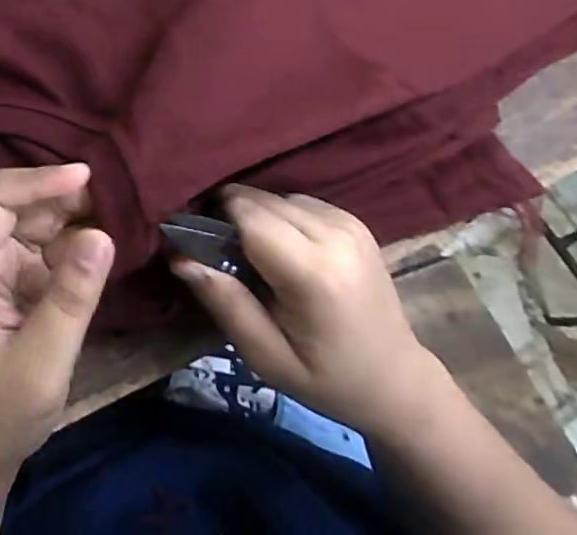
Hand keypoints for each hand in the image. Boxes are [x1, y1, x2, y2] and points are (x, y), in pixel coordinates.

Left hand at [0, 164, 115, 481]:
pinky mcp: (32, 283)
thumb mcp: (40, 363)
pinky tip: (116, 240)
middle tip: (121, 198)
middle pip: (24, 202)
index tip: (86, 177)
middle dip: (68, 194)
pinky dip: (86, 239)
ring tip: (126, 213)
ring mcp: (12, 268)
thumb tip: (103, 234)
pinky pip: (59, 247)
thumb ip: (70, 299)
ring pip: (45, 220)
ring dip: (82, 213)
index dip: (37, 179)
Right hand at [169, 185, 442, 432]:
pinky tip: (286, 249)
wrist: (396, 380)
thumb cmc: (326, 378)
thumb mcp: (266, 356)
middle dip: (234, 218)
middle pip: (259, 199)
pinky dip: (280, 216)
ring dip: (257, 217)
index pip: (248, 215)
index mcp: (314, 273)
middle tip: (230, 259)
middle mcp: (334, 235)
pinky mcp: (353, 219)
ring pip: (276, 196)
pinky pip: (297, 200)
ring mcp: (348, 222)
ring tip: (259, 257)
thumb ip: (225, 302)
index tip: (204, 249)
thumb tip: (179, 257)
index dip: (218, 224)